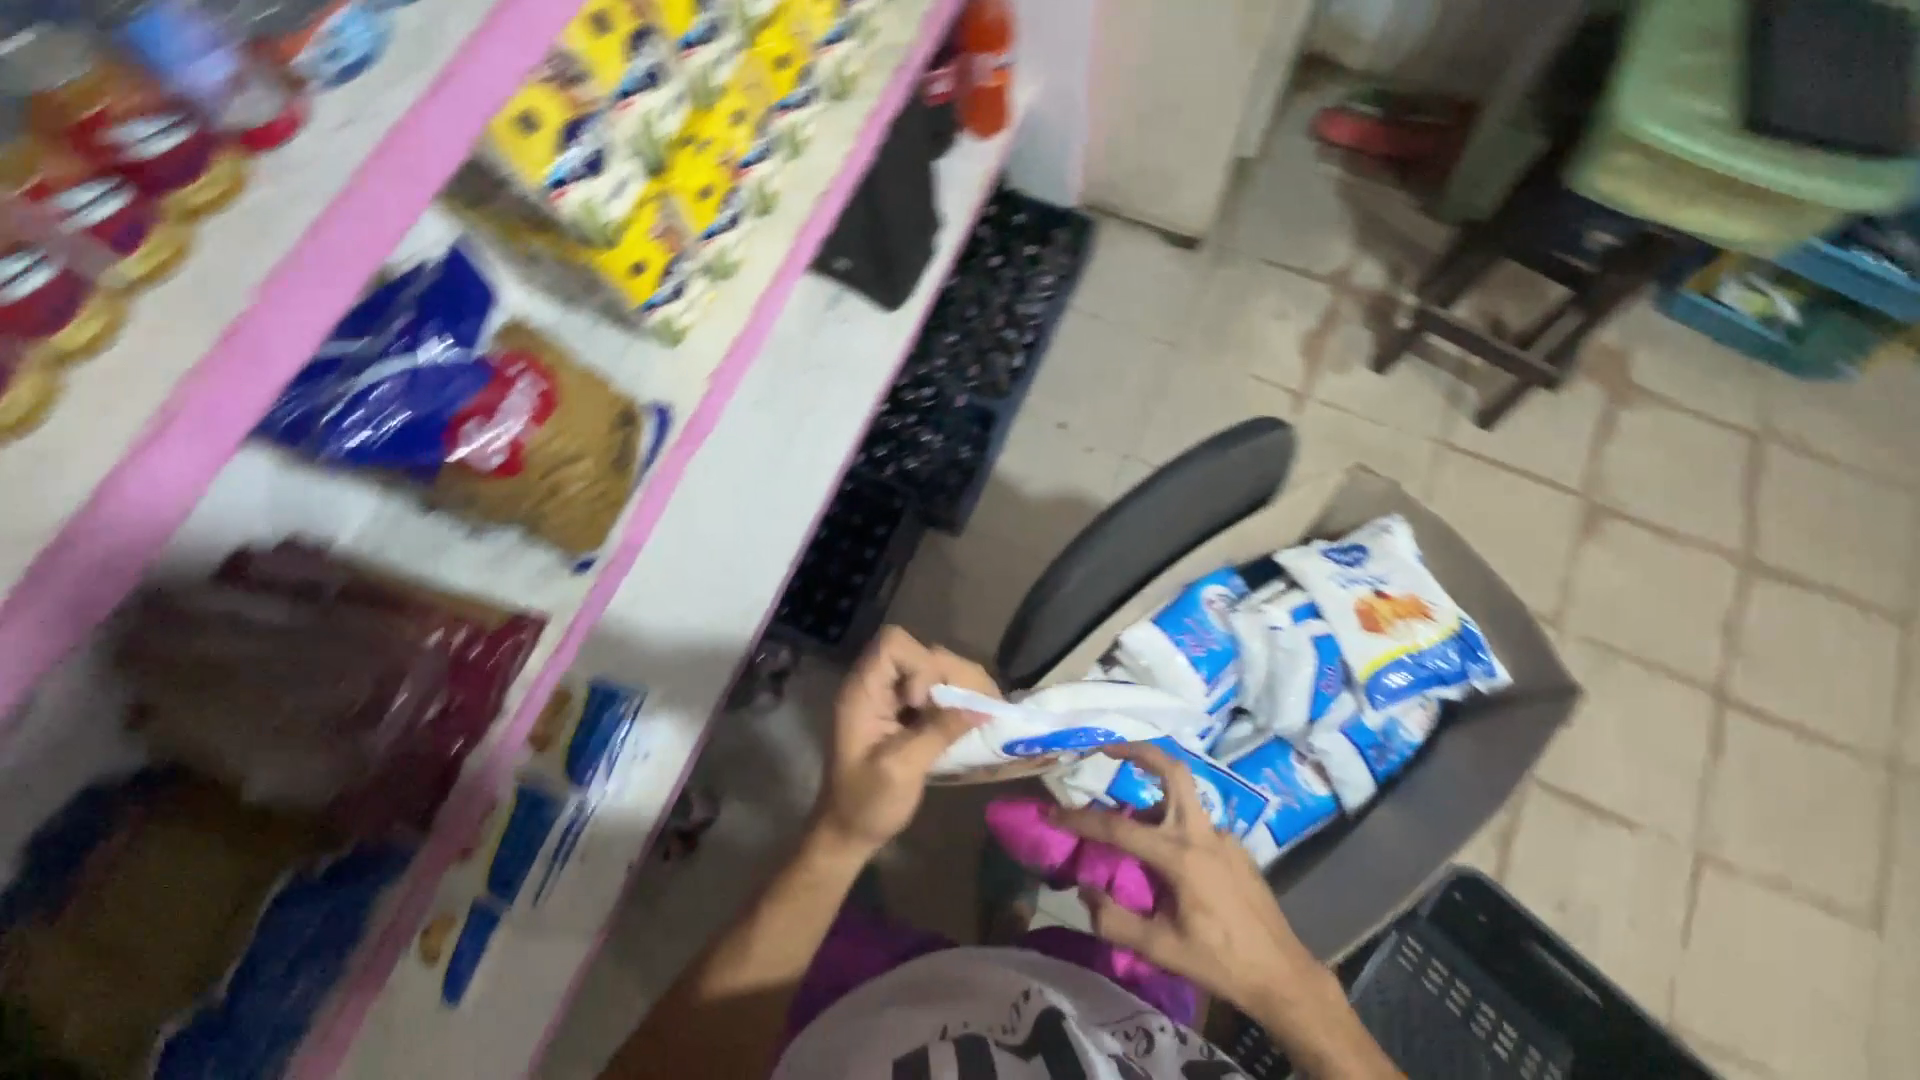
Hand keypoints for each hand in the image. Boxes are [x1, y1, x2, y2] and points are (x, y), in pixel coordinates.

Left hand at [810, 627, 996, 859]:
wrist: (847, 832)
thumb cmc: (866, 804)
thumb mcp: (902, 770)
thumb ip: (939, 733)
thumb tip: (982, 708)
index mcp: (862, 692)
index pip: (893, 644)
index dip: (918, 664)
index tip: (923, 703)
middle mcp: (875, 686)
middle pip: (920, 651)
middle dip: (951, 674)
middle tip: (973, 708)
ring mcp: (889, 698)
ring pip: (932, 667)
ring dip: (959, 686)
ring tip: (981, 712)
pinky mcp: (903, 712)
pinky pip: (934, 689)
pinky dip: (955, 699)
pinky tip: (972, 719)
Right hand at [1052, 743, 1327, 1014]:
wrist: (1282, 976)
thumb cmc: (1219, 963)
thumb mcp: (1159, 949)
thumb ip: (1114, 919)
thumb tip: (1086, 890)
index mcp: (1181, 856)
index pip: (1118, 828)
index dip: (1080, 820)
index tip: (1052, 813)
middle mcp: (1202, 834)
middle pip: (1173, 771)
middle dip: (1139, 752)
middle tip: (1108, 749)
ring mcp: (1223, 838)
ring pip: (1183, 798)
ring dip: (1153, 795)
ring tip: (1128, 823)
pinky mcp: (1235, 849)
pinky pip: (1195, 824)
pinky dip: (1171, 825)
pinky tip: (1163, 858)